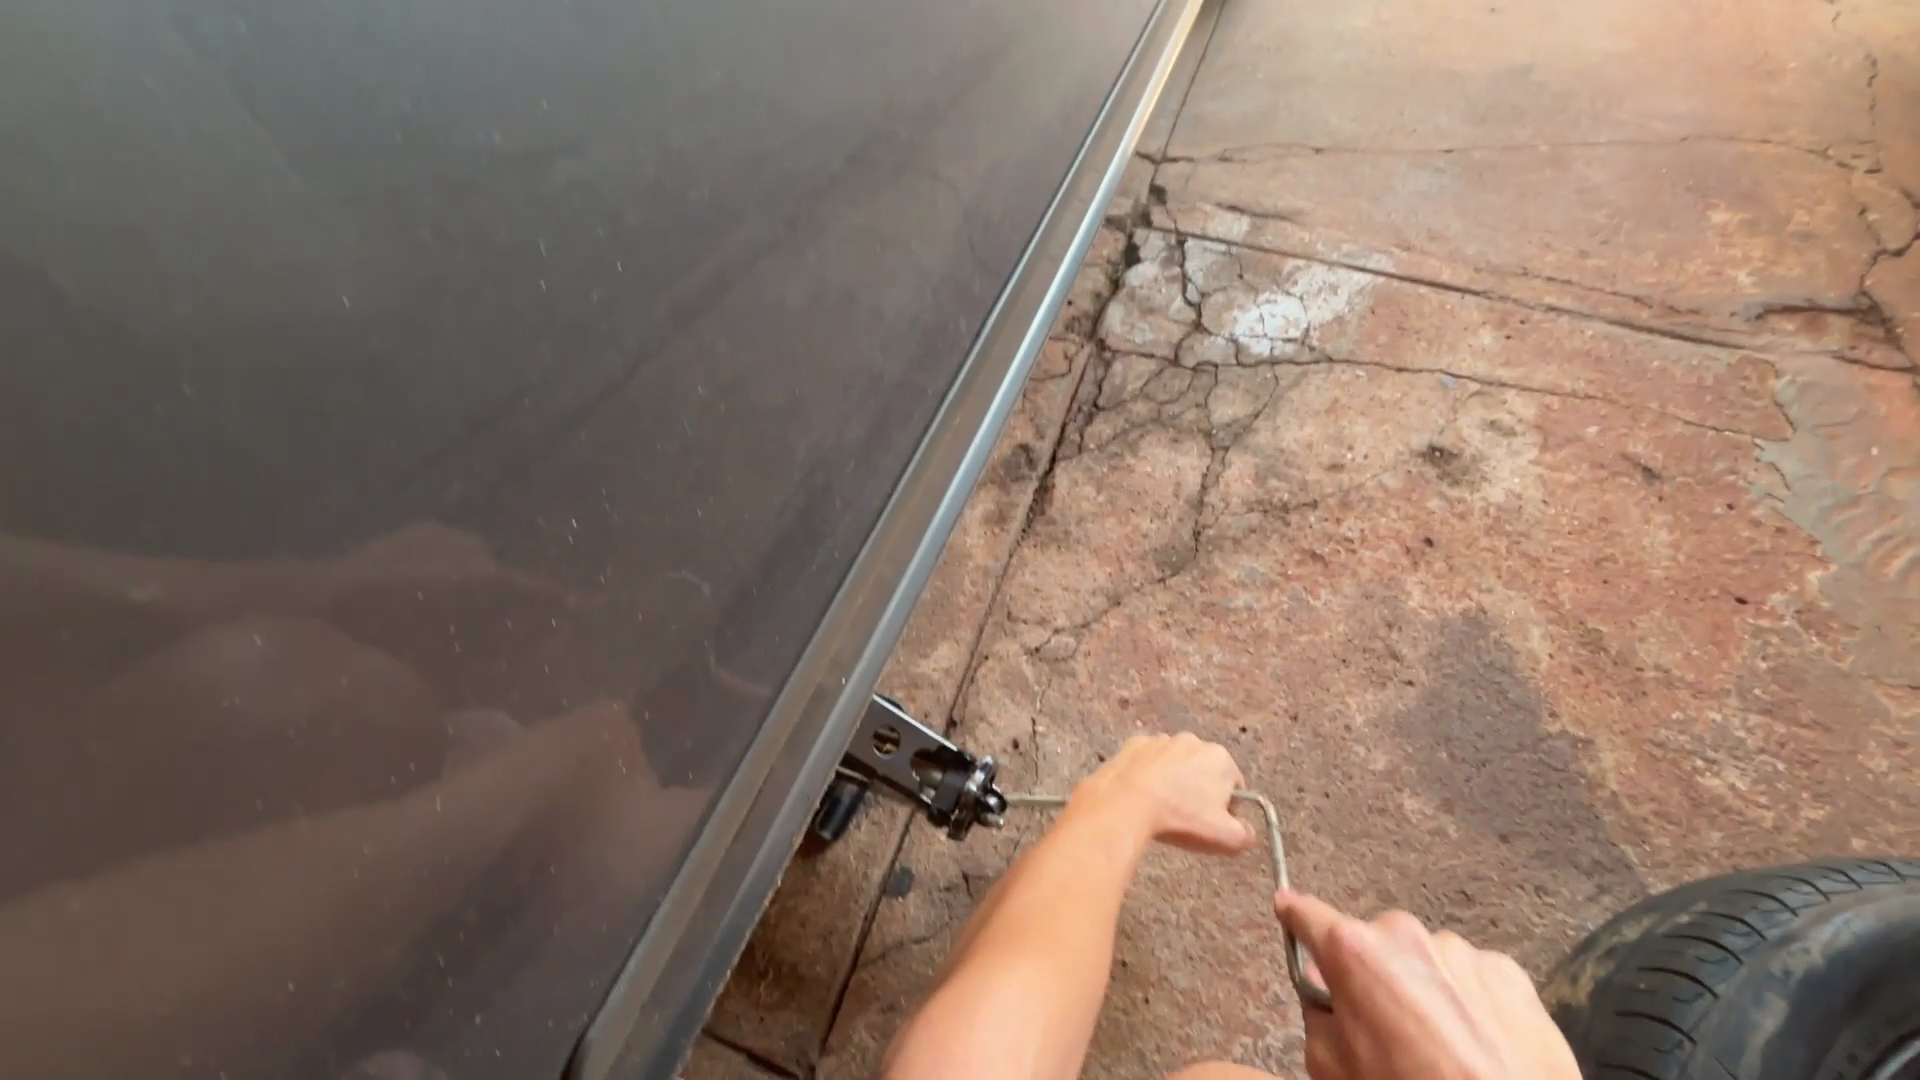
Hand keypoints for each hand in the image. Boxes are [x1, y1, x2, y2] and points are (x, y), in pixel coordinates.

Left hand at [1069, 733, 1255, 853]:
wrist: (1127, 801)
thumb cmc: (1180, 817)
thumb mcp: (1226, 837)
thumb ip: (1246, 835)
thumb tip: (1248, 833)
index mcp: (1220, 757)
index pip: (1234, 785)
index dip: (1227, 808)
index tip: (1212, 823)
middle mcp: (1192, 741)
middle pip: (1203, 770)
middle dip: (1198, 791)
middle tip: (1186, 817)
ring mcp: (1161, 740)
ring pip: (1174, 764)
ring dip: (1171, 781)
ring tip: (1160, 807)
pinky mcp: (1134, 744)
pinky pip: (1147, 761)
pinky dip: (1146, 774)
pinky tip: (1140, 794)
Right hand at [1274, 891, 1579, 1079]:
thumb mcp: (1329, 1066)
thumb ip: (1316, 1014)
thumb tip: (1325, 991)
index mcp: (1352, 951)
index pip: (1305, 912)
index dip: (1293, 916)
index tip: (1288, 912)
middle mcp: (1402, 934)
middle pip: (1371, 942)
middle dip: (1372, 972)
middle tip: (1385, 1026)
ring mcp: (1459, 950)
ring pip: (1424, 958)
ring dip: (1423, 986)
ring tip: (1440, 1045)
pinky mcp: (1508, 973)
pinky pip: (1472, 976)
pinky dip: (1469, 1001)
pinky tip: (1477, 1045)